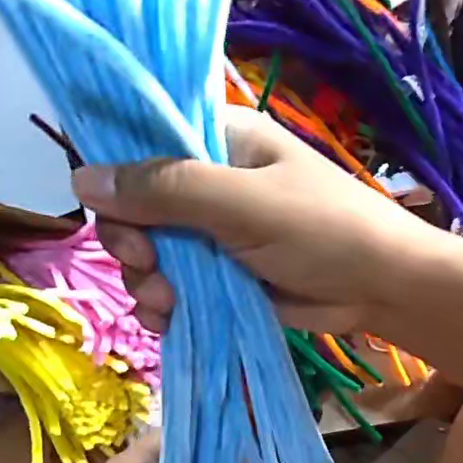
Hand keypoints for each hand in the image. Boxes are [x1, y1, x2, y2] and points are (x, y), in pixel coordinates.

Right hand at [75, 107, 444, 333]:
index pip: (141, 145)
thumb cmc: (324, 230)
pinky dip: (165, 305)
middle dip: (133, 243)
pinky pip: (174, 287)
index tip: (119, 217)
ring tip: (167, 303)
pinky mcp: (222, 278)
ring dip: (146, 280)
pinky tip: (169, 320)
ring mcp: (214, 235)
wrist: (381, 288)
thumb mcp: (245, 203)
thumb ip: (167, 190)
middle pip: (137, 207)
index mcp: (218, 142)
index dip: (118, 179)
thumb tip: (81, 178)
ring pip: (151, 253)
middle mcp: (209, 184)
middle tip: (150, 267)